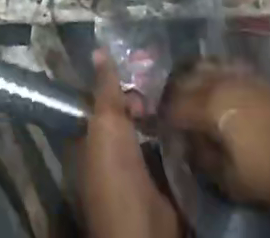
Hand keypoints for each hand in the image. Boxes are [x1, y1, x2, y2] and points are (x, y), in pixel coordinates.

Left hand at [77, 51, 179, 237]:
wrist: (143, 224)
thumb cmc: (115, 171)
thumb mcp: (106, 122)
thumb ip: (105, 88)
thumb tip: (98, 49)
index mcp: (86, 141)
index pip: (97, 102)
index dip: (113, 83)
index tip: (134, 62)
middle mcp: (105, 153)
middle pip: (122, 115)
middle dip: (139, 96)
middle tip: (158, 78)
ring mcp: (131, 167)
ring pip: (143, 129)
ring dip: (157, 112)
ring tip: (176, 87)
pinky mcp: (156, 178)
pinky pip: (161, 146)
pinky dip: (171, 132)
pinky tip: (184, 113)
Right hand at [162, 61, 269, 209]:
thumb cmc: (269, 169)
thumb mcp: (229, 177)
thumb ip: (202, 157)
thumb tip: (187, 144)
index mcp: (209, 104)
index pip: (174, 105)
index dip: (162, 117)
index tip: (157, 128)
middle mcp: (221, 80)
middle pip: (186, 79)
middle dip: (173, 95)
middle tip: (169, 113)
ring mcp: (240, 73)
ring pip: (205, 66)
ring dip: (191, 79)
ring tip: (187, 97)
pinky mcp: (255, 74)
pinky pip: (223, 65)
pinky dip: (212, 73)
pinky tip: (214, 86)